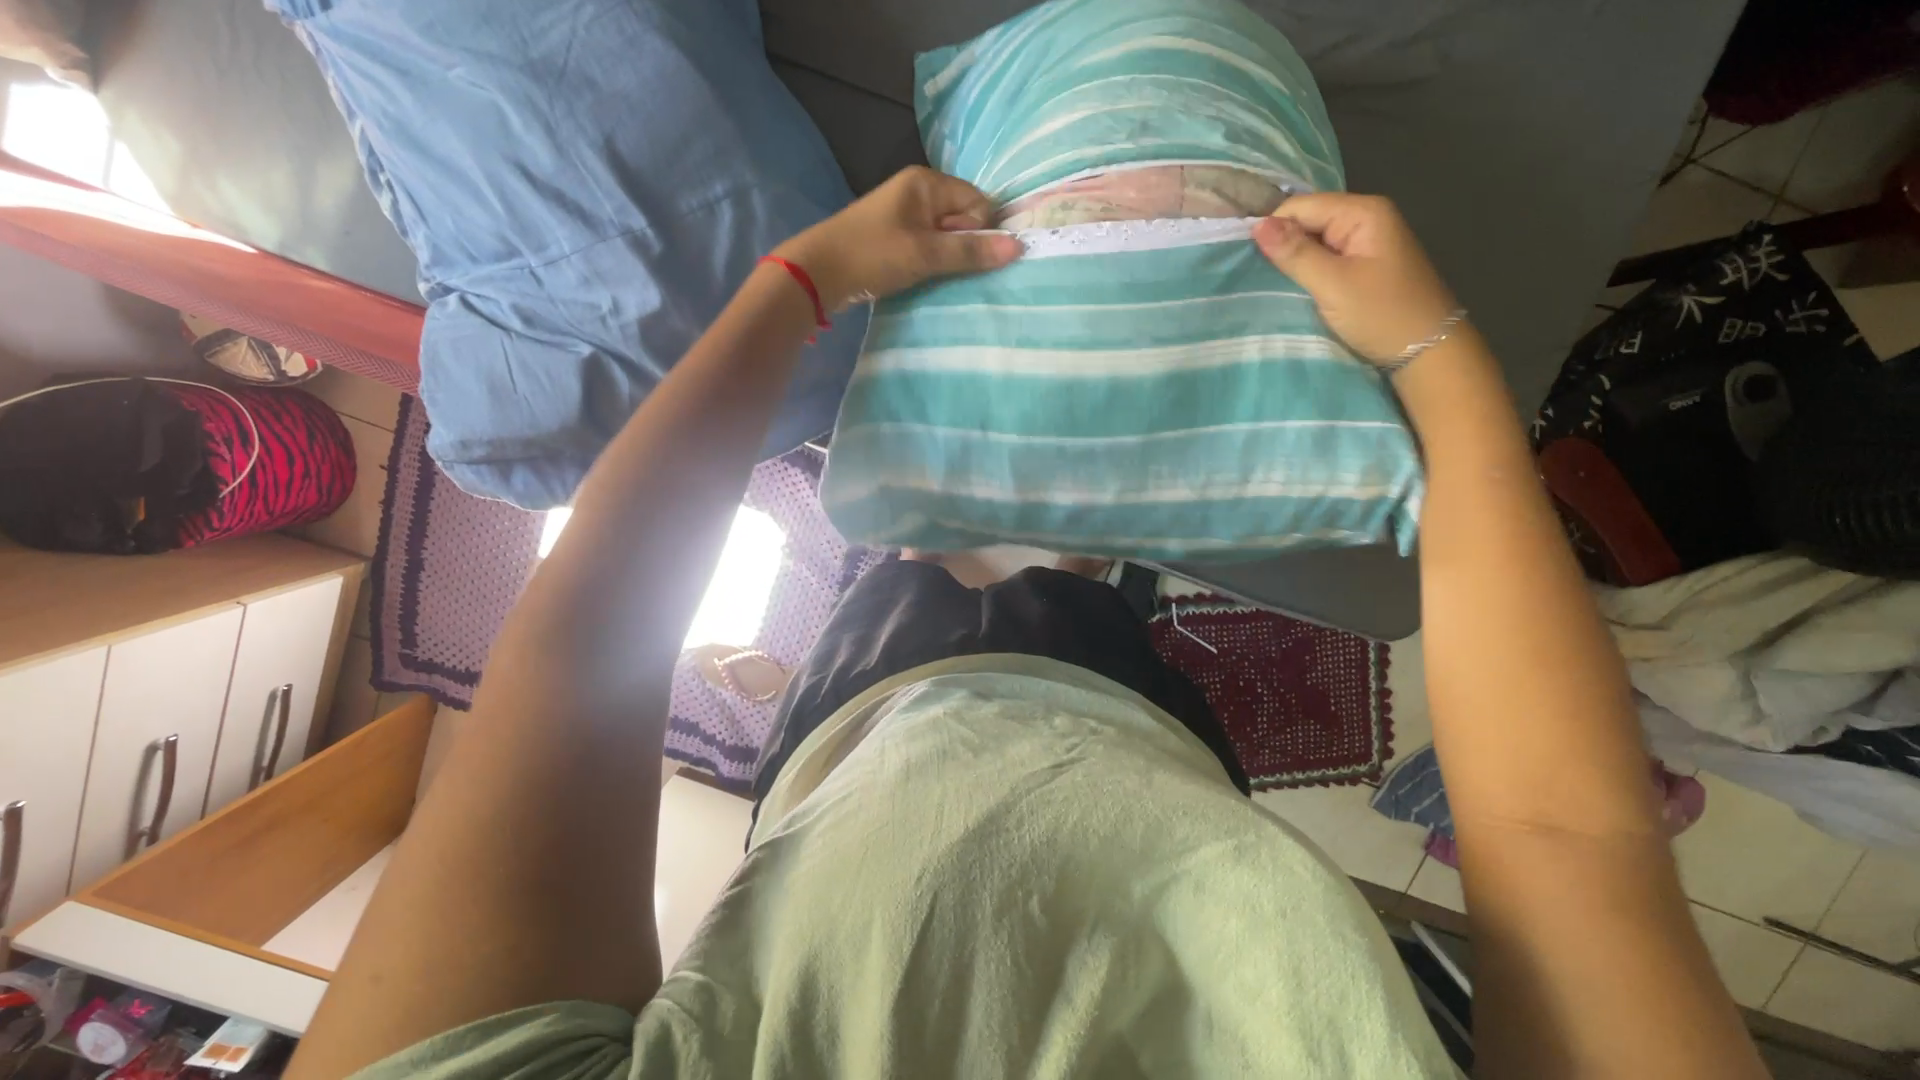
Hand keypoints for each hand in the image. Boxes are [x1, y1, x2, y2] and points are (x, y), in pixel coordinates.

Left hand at [773, 166, 1023, 311]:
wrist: (816, 273)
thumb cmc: (871, 256)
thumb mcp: (924, 254)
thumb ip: (970, 251)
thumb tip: (1018, 247)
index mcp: (926, 182)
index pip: (978, 202)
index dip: (980, 231)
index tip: (962, 256)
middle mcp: (918, 191)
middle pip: (964, 217)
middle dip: (964, 244)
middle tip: (943, 267)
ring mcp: (905, 213)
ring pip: (946, 234)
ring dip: (947, 257)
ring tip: (931, 274)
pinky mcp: (895, 235)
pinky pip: (929, 245)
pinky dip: (931, 261)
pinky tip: (920, 276)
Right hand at [1252, 193, 1458, 365]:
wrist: (1428, 352)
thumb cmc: (1382, 315)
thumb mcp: (1333, 285)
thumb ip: (1295, 253)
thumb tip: (1256, 225)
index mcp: (1363, 212)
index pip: (1300, 206)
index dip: (1273, 230)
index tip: (1251, 263)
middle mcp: (1366, 217)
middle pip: (1308, 220)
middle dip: (1284, 246)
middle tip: (1260, 278)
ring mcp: (1367, 242)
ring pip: (1314, 241)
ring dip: (1294, 261)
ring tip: (1274, 285)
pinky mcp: (1364, 264)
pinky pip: (1326, 258)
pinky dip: (1309, 272)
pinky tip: (1297, 289)